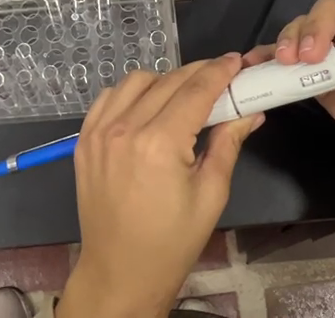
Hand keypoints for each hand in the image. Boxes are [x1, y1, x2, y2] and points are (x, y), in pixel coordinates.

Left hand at [59, 55, 259, 317]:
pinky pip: (109, 97)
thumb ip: (228, 144)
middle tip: (220, 77)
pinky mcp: (84, 139)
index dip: (218, 72)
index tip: (236, 61)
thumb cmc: (172, 242)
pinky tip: (147, 105)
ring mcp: (99, 132)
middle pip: (168, 81)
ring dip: (164, 80)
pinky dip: (131, 92)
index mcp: (159, 144)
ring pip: (137, 81)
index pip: (195, 91)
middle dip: (198, 73)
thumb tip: (250, 111)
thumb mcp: (211, 196)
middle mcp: (125, 129)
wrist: (120, 273)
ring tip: (183, 95)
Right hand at [243, 0, 334, 197]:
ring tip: (287, 62)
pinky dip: (269, 55)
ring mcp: (329, 46)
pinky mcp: (311, 69)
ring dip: (292, 40)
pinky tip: (255, 61)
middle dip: (315, 28)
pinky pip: (285, 54)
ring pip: (302, 27)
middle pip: (325, 8)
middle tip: (310, 57)